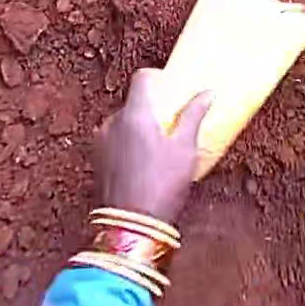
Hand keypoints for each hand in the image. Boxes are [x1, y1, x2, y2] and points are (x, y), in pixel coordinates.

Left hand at [96, 68, 213, 224]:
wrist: (131, 228)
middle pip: (133, 101)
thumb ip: (193, 116)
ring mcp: (101, 141)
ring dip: (138, 126)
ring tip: (157, 146)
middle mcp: (113, 122)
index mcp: (135, 113)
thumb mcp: (185, 149)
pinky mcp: (96, 160)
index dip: (156, 77)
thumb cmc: (162, 185)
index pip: (142, 77)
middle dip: (150, 107)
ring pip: (123, 121)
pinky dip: (127, 142)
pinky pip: (114, 139)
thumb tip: (207, 93)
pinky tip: (143, 161)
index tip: (170, 86)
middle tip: (169, 122)